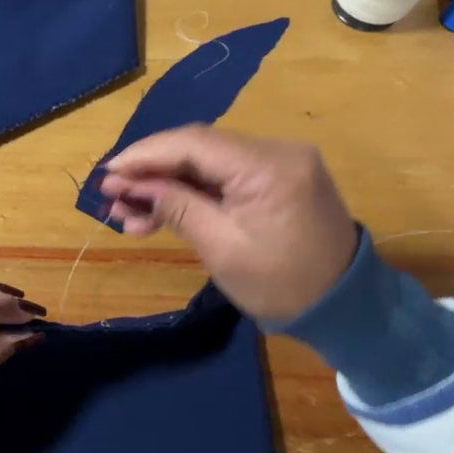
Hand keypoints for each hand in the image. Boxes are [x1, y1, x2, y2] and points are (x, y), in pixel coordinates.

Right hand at [97, 126, 359, 320]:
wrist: (347, 309)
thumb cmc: (282, 284)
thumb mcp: (221, 247)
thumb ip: (175, 206)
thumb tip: (129, 184)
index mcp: (268, 166)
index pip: (193, 143)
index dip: (144, 155)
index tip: (107, 174)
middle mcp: (276, 151)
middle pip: (198, 148)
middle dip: (150, 171)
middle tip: (111, 197)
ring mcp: (279, 163)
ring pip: (207, 162)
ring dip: (166, 184)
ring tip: (128, 215)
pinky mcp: (278, 178)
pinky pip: (224, 175)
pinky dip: (192, 192)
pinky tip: (160, 214)